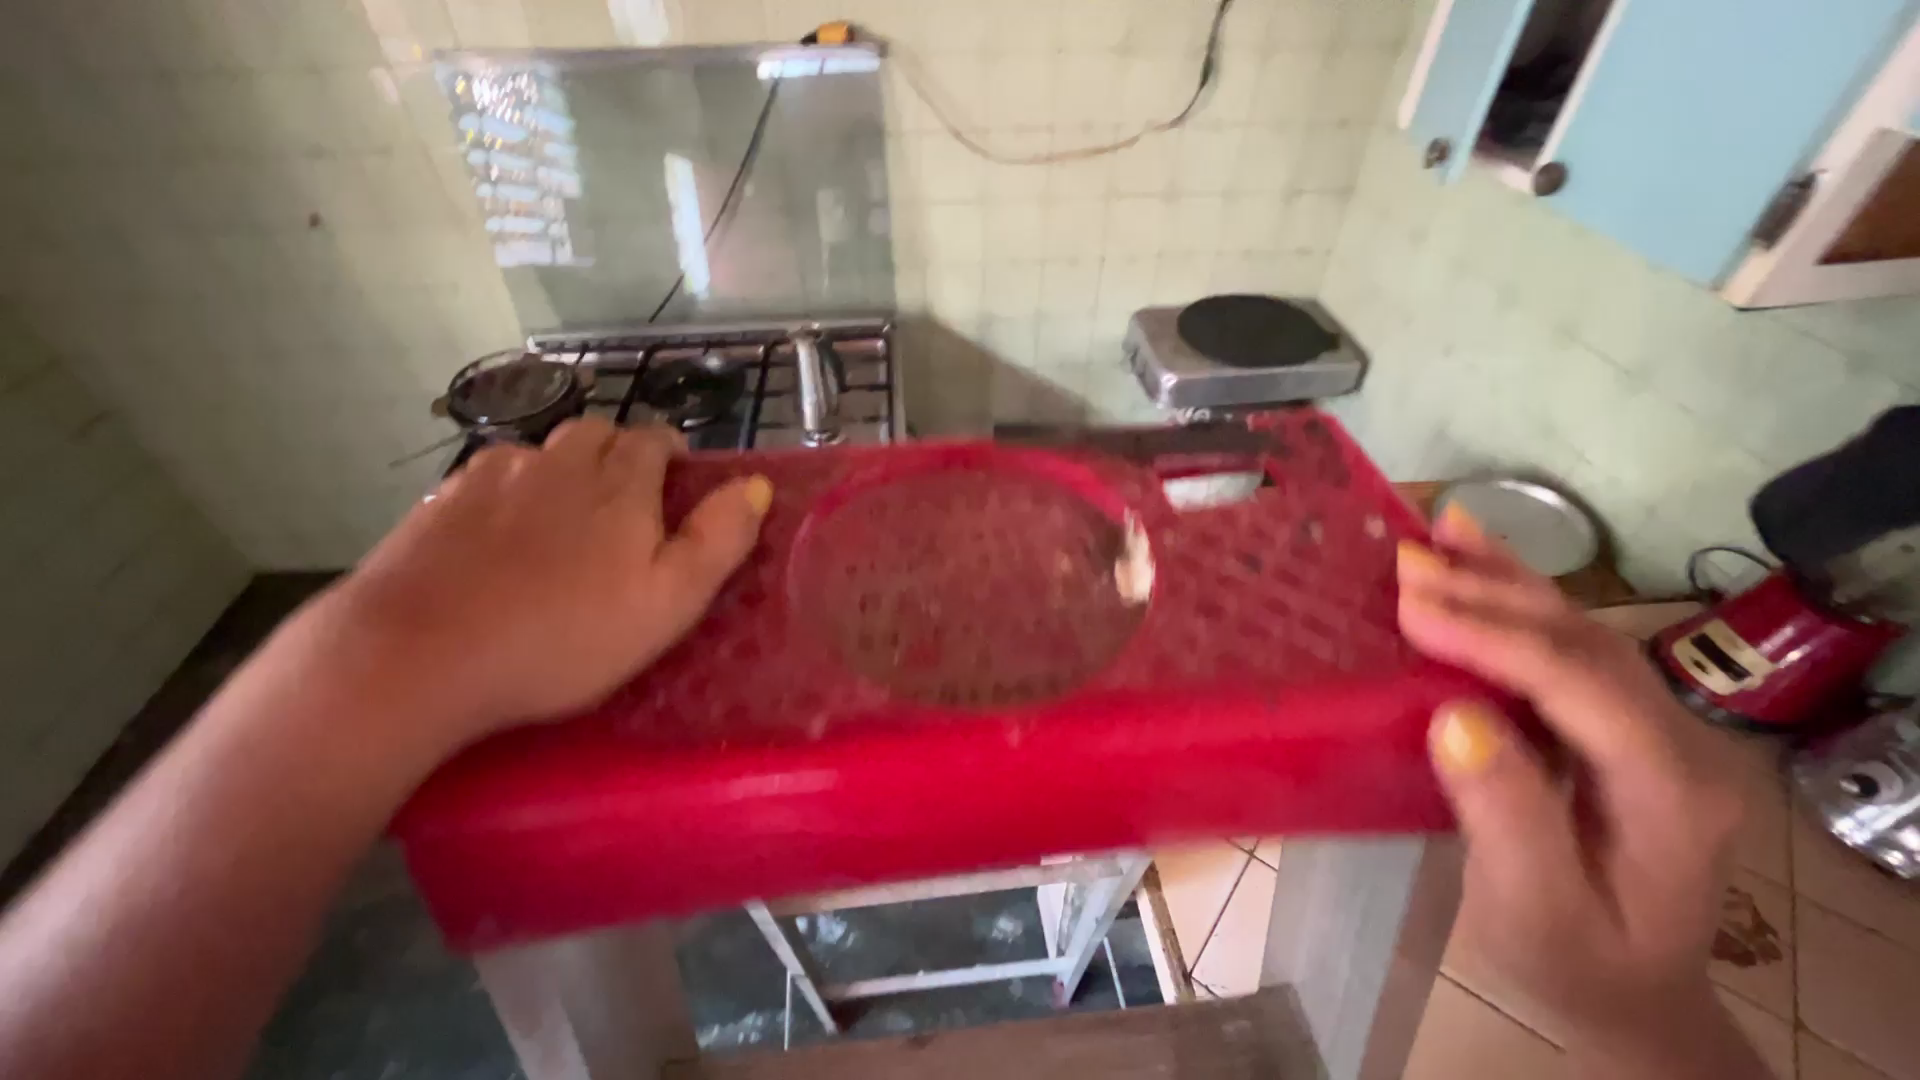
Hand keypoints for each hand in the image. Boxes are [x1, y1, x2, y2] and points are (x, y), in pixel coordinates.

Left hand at [302, 417, 769, 749]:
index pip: (655, 439)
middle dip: (621, 456)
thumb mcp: (668, 602)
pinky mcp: (439, 501)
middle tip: (626, 511)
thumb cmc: (564, 637)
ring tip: (565, 527)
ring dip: (565, 473)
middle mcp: (557, 462)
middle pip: (598, 433)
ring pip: (543, 454)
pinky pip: (492, 478)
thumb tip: (754, 484)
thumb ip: (718, 539)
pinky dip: (512, 494)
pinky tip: (503, 540)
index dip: (673, 458)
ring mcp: (491, 476)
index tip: (678, 492)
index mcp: (619, 483)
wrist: (417, 655)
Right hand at [1398, 508, 1754, 1070]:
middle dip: (1489, 595)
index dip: (1494, 640)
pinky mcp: (1611, 718)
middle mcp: (1674, 740)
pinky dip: (1516, 592)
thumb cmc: (1571, 960)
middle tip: (1404, 564)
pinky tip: (1479, 554)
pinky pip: (1564, 642)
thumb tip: (1455, 719)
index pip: (1580, 689)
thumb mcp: (1535, 910)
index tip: (1411, 610)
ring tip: (1439, 532)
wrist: (1624, 989)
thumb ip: (1508, 817)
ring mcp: (1649, 723)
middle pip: (1581, 643)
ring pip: (1577, 629)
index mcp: (1666, 791)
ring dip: (1503, 576)